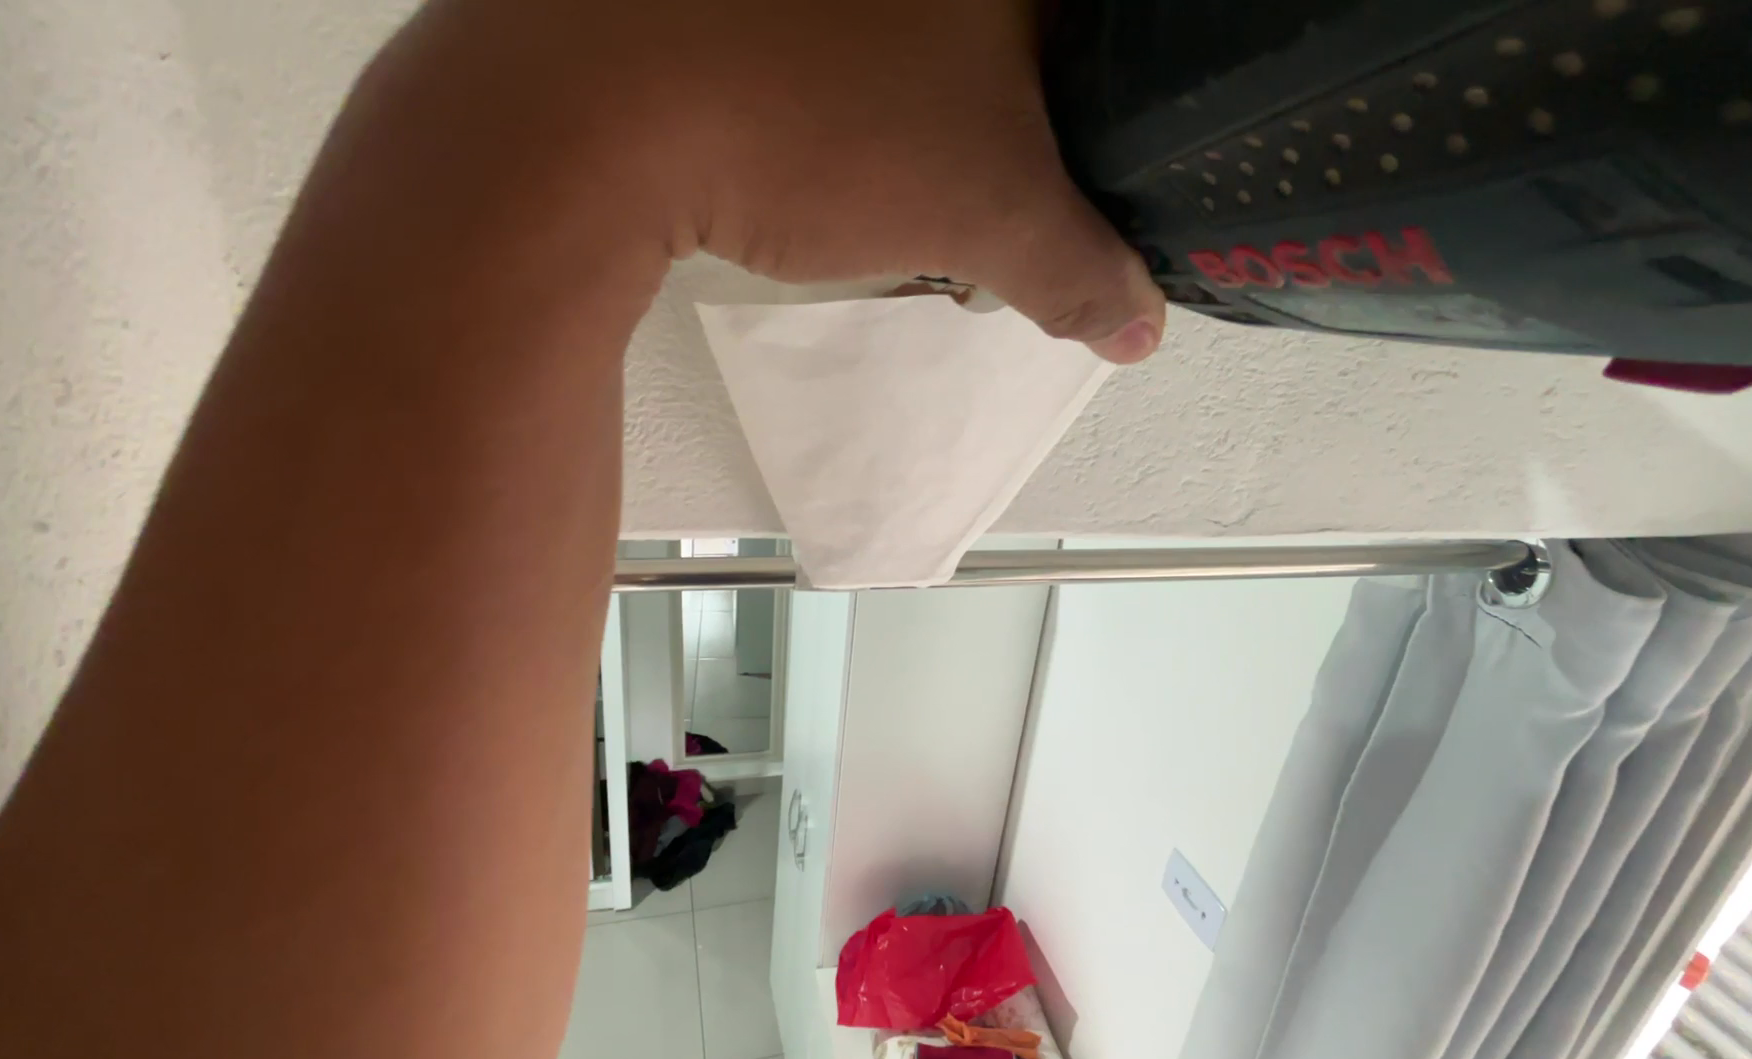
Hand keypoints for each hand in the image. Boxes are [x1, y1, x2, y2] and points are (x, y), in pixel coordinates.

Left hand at [354, 0, 1166, 361]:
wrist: (607, 112)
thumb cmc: (822, 133)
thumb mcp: (981, 211)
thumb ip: (1079, 270)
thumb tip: (1143, 332)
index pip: (1114, 47)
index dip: (1125, 123)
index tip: (1110, 186)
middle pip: (1031, 55)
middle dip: (1035, 131)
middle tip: (1019, 203)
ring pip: (942, 54)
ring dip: (947, 127)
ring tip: (923, 195)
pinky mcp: (763, 11)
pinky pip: (859, 58)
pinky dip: (874, 114)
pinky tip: (845, 162)